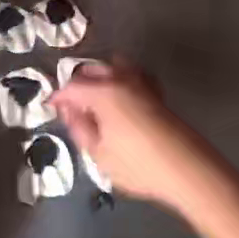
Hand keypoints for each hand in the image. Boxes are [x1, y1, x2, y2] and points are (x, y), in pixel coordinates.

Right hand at [49, 60, 230, 212]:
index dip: (58, 97)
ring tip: (94, 100)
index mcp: (103, 92)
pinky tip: (121, 99)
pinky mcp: (158, 94)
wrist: (188, 170)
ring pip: (114, 67)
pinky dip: (121, 80)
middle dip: (78, 83)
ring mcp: (143, 84)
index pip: (72, 87)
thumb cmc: (138, 165)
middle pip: (93, 70)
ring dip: (100, 77)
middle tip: (71, 106)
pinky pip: (133, 76)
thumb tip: (71, 113)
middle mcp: (122, 80)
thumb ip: (80, 130)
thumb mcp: (99, 154)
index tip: (50, 106)